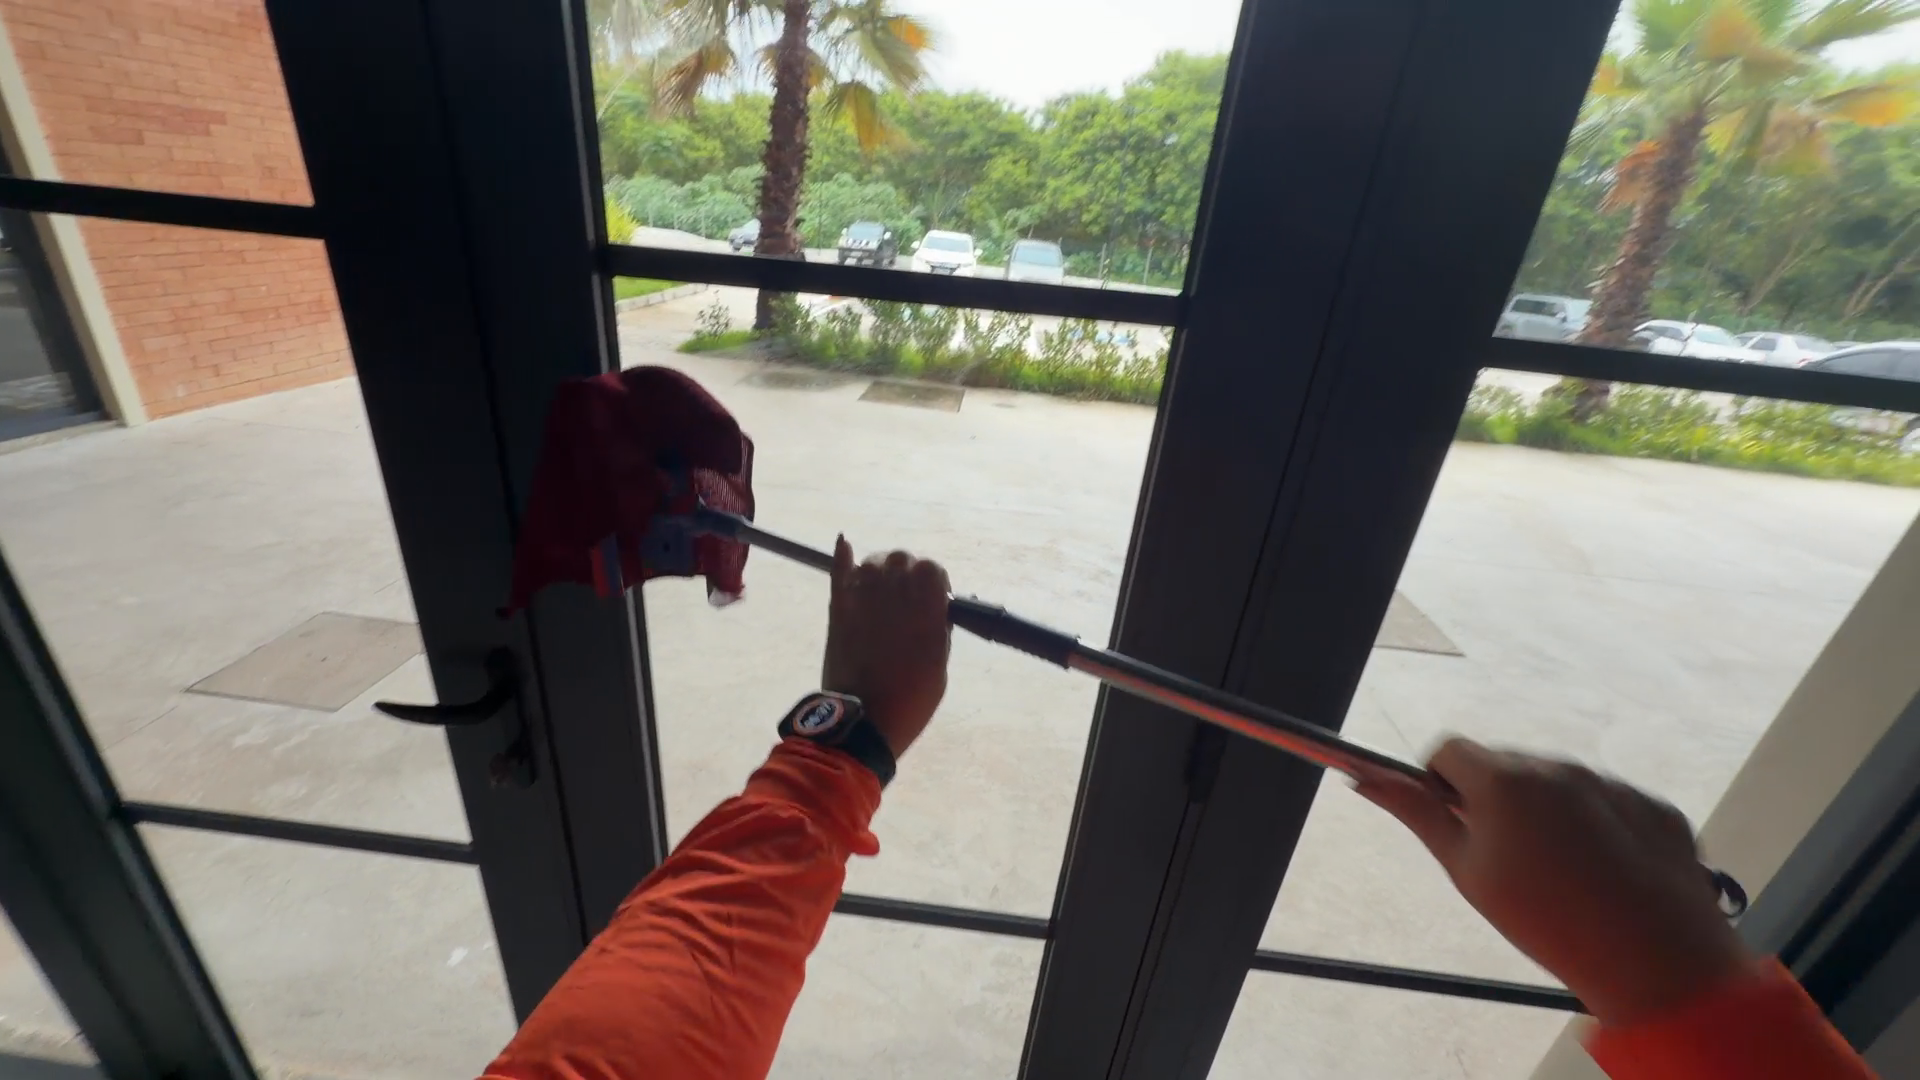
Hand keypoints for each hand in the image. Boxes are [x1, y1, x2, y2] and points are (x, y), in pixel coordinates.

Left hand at [822, 537, 950, 757]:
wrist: (864, 719)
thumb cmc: (911, 698)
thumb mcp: (939, 665)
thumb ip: (937, 628)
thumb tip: (934, 610)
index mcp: (926, 605)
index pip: (931, 568)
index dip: (934, 580)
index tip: (934, 597)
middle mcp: (895, 590)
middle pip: (901, 559)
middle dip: (907, 572)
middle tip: (907, 597)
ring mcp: (863, 595)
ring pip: (872, 562)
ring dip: (880, 570)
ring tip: (882, 588)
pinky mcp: (838, 607)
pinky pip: (839, 571)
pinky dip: (842, 555)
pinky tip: (843, 543)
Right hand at [1358, 738, 1758, 1026]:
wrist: (1665, 973)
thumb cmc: (1545, 921)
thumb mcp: (1465, 869)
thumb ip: (1416, 813)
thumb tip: (1364, 778)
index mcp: (1503, 778)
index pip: (1449, 750)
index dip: (1441, 781)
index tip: (1457, 822)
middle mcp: (1555, 766)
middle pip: (1502, 763)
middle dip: (1492, 794)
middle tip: (1506, 853)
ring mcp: (1610, 783)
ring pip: (1552, 779)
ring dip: (1542, 806)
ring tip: (1561, 867)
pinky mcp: (1655, 805)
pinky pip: (1605, 798)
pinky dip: (1595, 821)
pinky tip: (1605, 868)